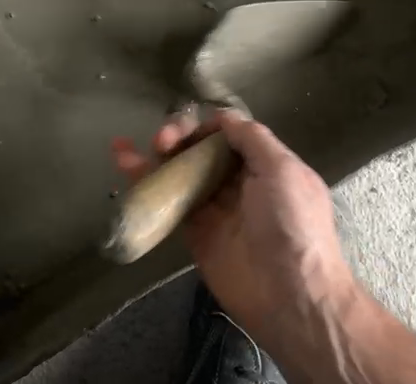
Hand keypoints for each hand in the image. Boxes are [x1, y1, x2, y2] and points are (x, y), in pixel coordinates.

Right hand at [112, 108, 361, 360]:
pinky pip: (168, 202)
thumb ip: (252, 138)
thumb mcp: (283, 170)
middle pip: (201, 149)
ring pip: (180, 172)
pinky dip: (144, 182)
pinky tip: (123, 161)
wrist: (291, 297)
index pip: (229, 134)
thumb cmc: (292, 224)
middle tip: (163, 140)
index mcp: (264, 164)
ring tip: (128, 149)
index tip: (192, 130)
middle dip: (179, 137)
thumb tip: (222, 118)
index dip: (207, 126)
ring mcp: (214, 208)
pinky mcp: (193, 233)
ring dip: (155, 155)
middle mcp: (238, 182)